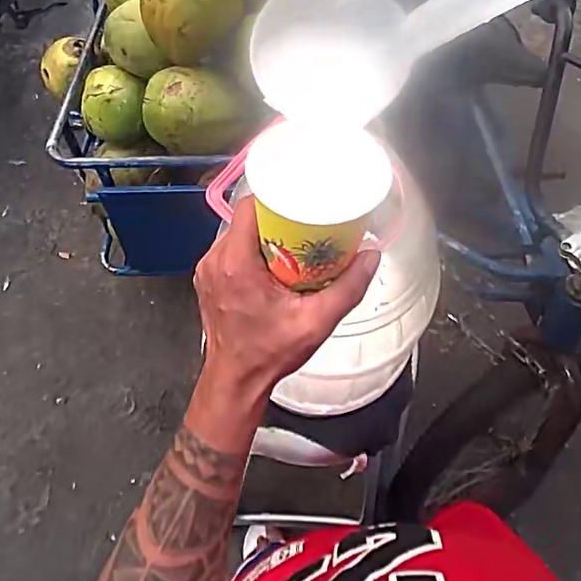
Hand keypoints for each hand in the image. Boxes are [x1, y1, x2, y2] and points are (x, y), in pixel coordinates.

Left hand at [192, 197, 380, 396]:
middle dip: (277, 214)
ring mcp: (209, 271)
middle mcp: (216, 262)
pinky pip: (233, 249)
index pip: (249, 207)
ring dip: (266, 231)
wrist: (236, 383)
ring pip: (240, 232)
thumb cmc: (267, 355)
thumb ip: (348, 288)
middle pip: (246, 218)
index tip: (299, 199)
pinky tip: (279, 260)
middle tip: (305, 222)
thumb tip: (370, 258)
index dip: (275, 197)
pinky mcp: (211, 280)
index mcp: (235, 265)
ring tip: (295, 240)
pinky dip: (256, 248)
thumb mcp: (316, 321)